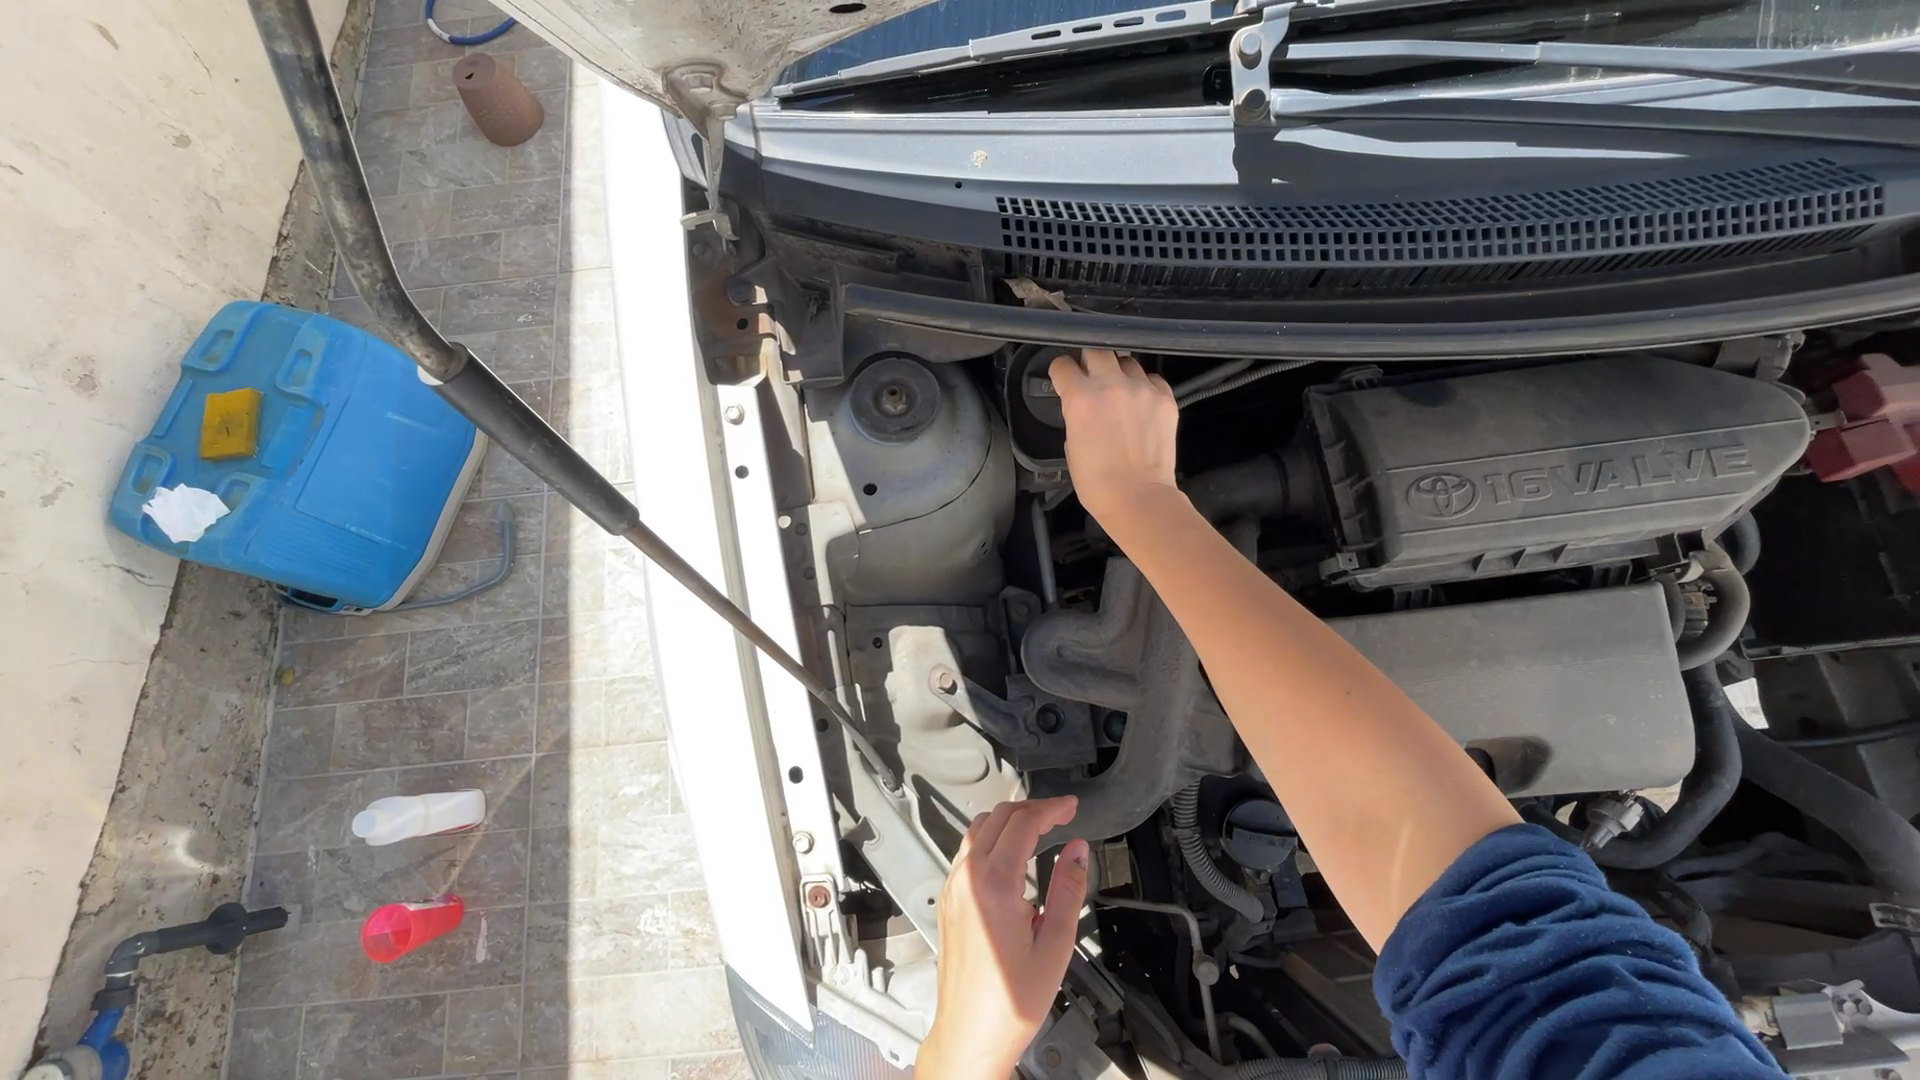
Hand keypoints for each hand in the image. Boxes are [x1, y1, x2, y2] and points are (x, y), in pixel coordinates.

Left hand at [919, 798, 1091, 1079]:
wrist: (969, 1034)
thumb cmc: (1012, 1000)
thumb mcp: (1055, 946)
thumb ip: (1068, 889)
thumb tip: (1078, 849)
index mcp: (994, 884)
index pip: (1023, 823)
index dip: (1051, 808)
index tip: (1071, 806)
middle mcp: (967, 877)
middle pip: (998, 817)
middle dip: (1032, 809)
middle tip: (1061, 814)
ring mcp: (953, 886)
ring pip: (978, 829)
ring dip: (1009, 820)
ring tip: (1040, 828)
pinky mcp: (948, 899)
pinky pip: (968, 851)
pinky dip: (991, 838)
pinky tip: (1012, 854)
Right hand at [1048, 349, 1180, 529]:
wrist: (1138, 498)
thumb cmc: (1099, 483)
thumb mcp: (1070, 444)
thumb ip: (1075, 415)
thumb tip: (1081, 405)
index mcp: (1080, 399)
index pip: (1063, 365)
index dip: (1060, 371)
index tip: (1063, 375)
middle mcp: (1112, 386)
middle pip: (1095, 351)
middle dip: (1088, 361)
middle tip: (1089, 375)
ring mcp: (1141, 390)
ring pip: (1126, 361)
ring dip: (1118, 371)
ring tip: (1118, 390)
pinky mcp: (1165, 399)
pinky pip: (1152, 378)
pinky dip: (1144, 385)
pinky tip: (1139, 402)